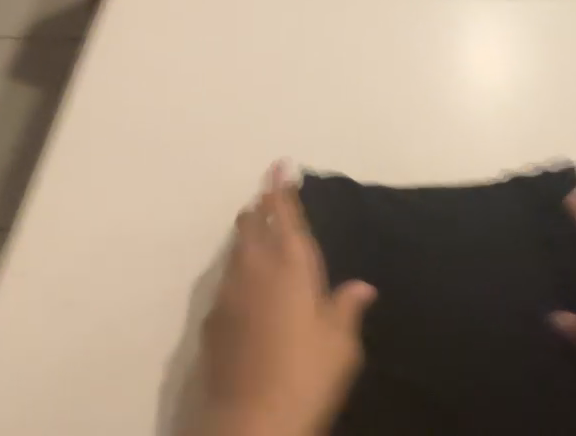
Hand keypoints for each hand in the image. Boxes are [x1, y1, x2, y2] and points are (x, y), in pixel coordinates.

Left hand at [198, 164, 376, 435]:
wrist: (248, 419)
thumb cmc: (305, 377)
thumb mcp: (340, 347)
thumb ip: (347, 309)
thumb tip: (362, 286)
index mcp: (291, 267)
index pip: (284, 215)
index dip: (280, 188)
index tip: (279, 165)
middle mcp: (256, 268)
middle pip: (253, 223)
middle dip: (260, 205)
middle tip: (267, 194)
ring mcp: (230, 291)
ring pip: (236, 248)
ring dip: (246, 233)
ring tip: (255, 227)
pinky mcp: (213, 317)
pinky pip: (226, 279)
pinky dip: (236, 269)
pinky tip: (243, 283)